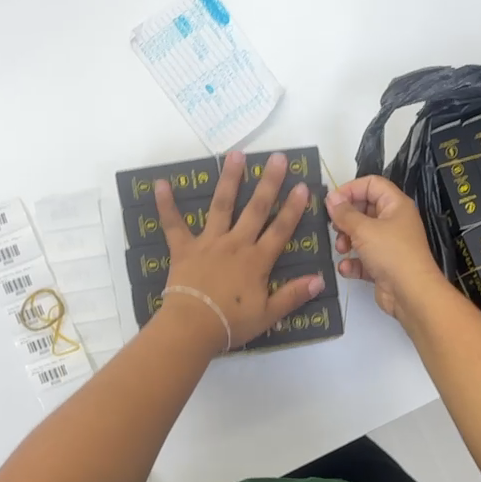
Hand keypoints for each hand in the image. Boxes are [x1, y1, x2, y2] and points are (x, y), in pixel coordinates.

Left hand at [154, 151, 325, 349]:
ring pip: (221, 206)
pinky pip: (173, 224)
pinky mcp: (183, 249)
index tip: (303, 186)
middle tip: (278, 158)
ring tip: (236, 155)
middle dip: (269, 183)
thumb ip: (292, 295)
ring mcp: (209, 243)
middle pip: (256, 209)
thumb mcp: (268, 314)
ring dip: (229, 179)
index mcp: (257, 261)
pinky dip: (166, 204)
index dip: (293, 209)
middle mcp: (236, 245)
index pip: (280, 230)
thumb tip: (319, 280)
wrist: (193, 326)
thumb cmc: (231, 323)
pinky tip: (161, 183)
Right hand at [326, 176, 455, 320]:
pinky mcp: (383, 265)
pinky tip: (347, 268)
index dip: (351, 189)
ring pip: (362, 235)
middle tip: (334, 227)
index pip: (371, 185)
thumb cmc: (392, 254)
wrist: (411, 293)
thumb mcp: (364, 229)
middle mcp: (394, 221)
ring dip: (347, 241)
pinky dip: (354, 263)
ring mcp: (389, 244)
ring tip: (341, 249)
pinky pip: (364, 258)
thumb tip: (331, 198)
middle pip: (364, 210)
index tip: (332, 202)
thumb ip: (344, 213)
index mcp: (395, 205)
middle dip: (346, 219)